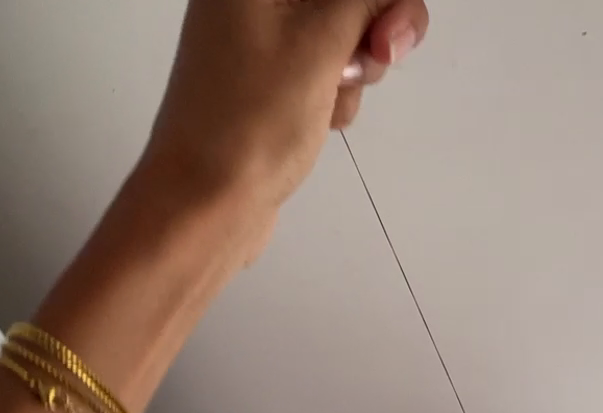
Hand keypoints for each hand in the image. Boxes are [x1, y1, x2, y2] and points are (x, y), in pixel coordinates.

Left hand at [142, 0, 429, 213]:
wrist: (207, 202)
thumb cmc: (253, 121)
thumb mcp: (321, 47)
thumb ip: (366, 3)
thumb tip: (395, 1)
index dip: (383, 4)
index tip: (385, 42)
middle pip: (350, 0)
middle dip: (368, 37)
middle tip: (349, 76)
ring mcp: (262, 40)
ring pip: (344, 38)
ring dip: (352, 76)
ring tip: (323, 108)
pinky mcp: (272, 81)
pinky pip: (325, 73)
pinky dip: (334, 98)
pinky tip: (317, 123)